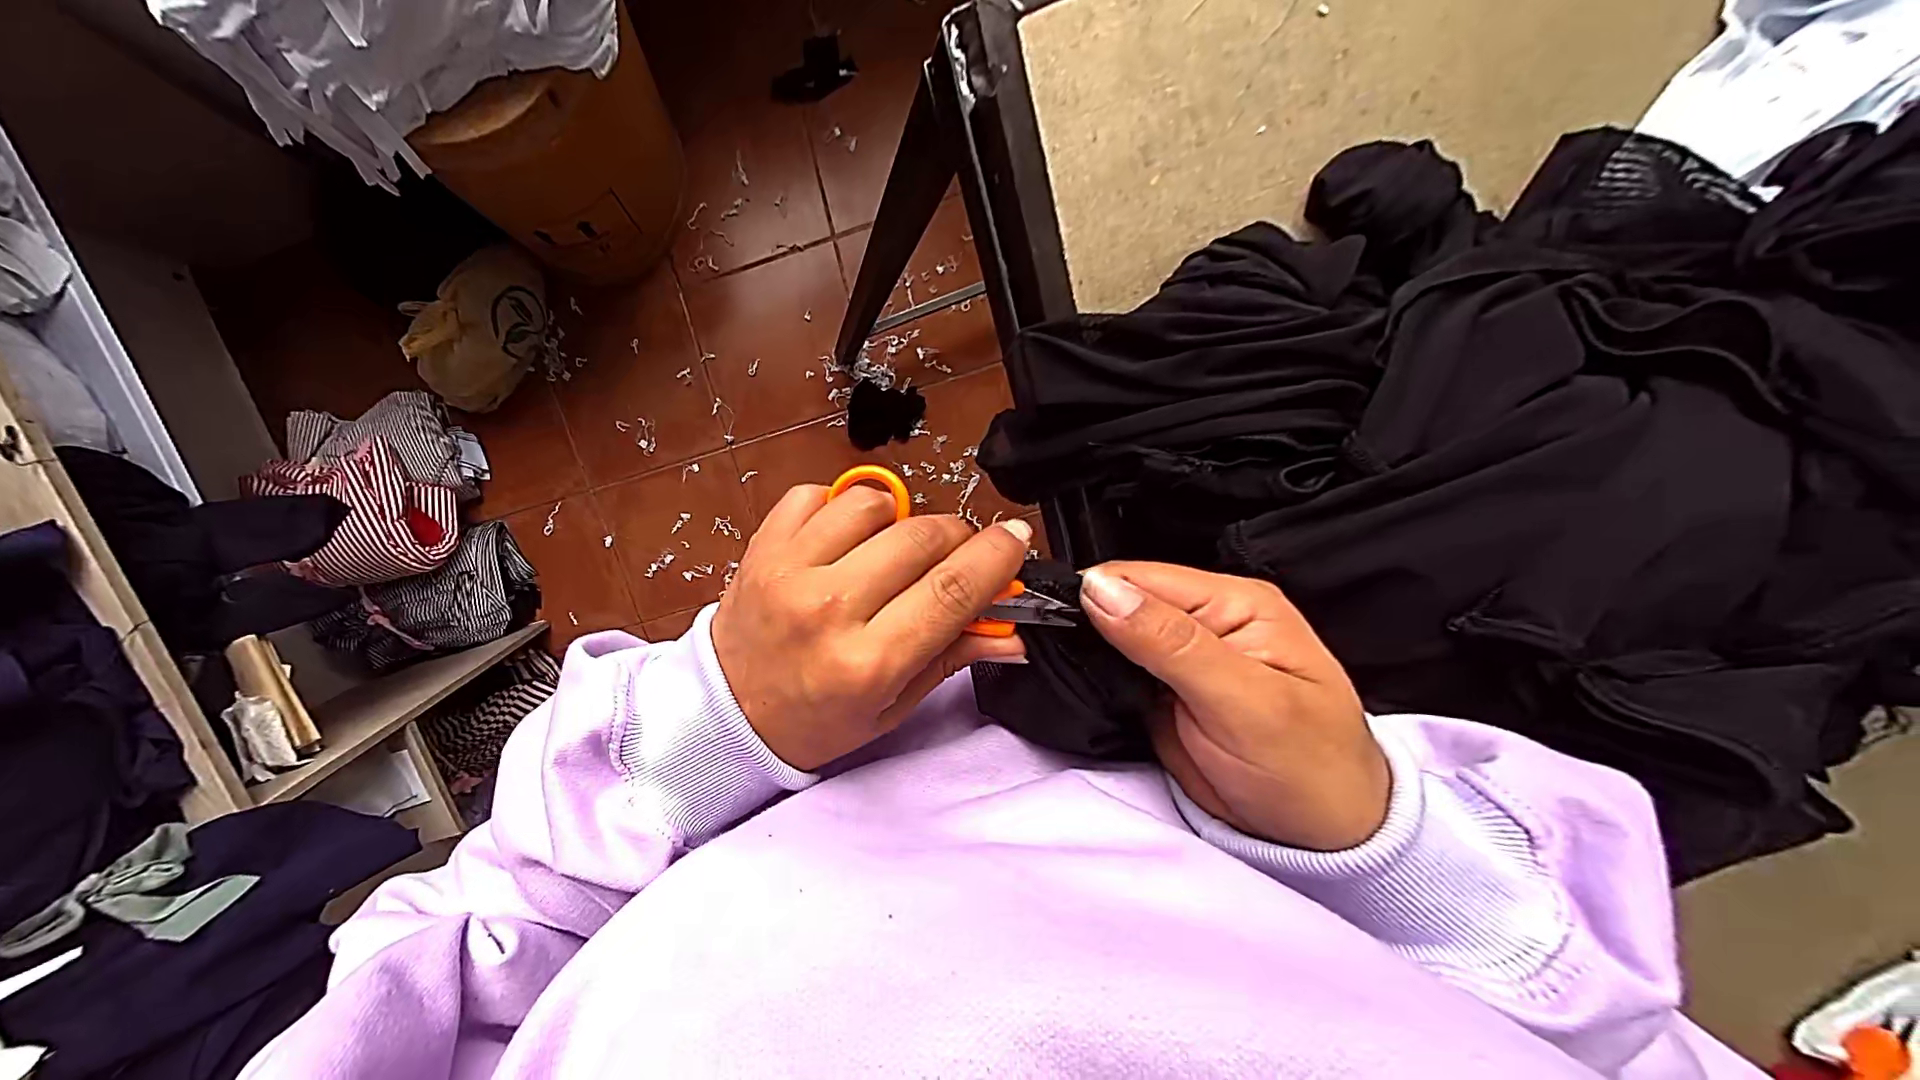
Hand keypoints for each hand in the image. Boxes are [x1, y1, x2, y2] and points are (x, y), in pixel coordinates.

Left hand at [711, 483, 1031, 770]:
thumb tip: (1011, 632)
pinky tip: (846, 540)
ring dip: (899, 520)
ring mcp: (788, 571)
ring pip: (873, 504)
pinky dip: (844, 507)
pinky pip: (818, 494)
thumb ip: (953, 657)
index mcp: (866, 663)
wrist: (727, 714)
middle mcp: (827, 610)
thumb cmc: (813, 720)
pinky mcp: (763, 547)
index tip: (1015, 538)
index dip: (996, 557)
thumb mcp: (893, 706)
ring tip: (892, 551)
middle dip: (957, 536)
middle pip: (921, 538)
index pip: (951, 590)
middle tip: (957, 554)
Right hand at [1079, 562, 1388, 850]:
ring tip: (1072, 671)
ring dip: (1086, 650)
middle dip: (1087, 622)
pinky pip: (1110, 672)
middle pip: (1120, 600)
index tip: (1058, 617)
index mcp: (1234, 604)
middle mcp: (1204, 621)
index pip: (1144, 577)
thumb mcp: (1245, 702)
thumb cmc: (1312, 769)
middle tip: (1059, 650)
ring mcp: (1177, 659)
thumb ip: (1171, 641)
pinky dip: (1092, 677)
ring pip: (1108, 635)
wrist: (1317, 839)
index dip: (1098, 593)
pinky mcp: (1157, 692)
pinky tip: (1085, 686)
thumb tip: (1104, 590)